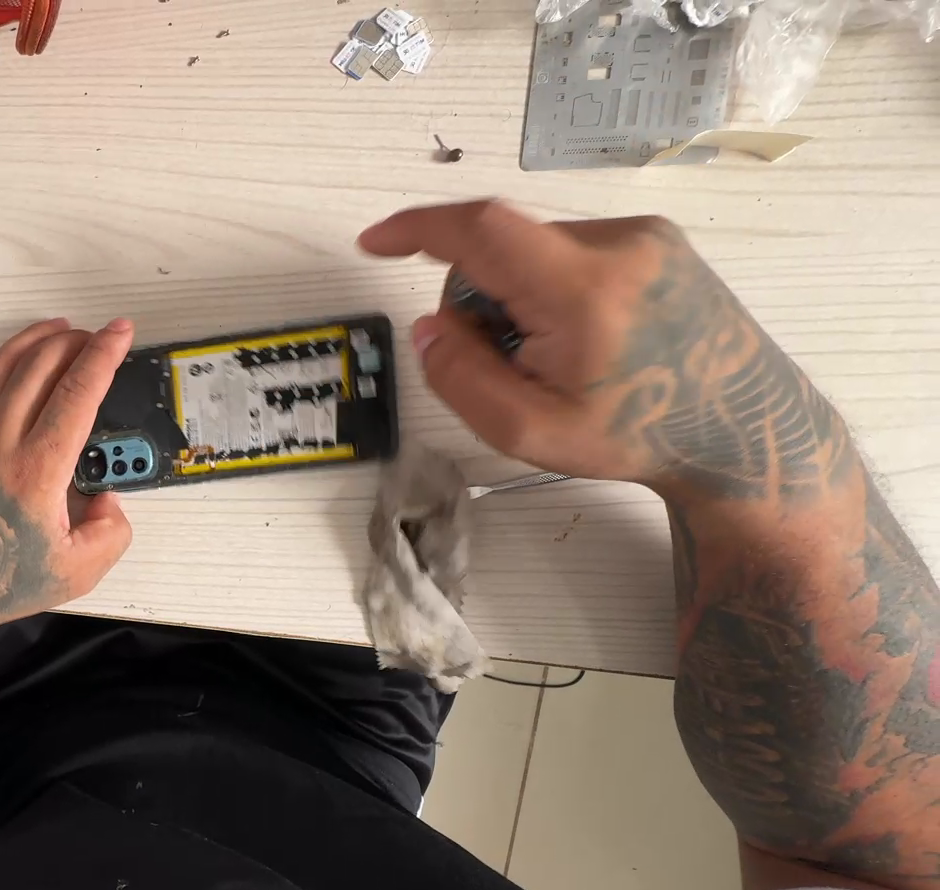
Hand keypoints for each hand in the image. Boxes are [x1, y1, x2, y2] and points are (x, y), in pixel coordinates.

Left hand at [0, 318, 135, 646]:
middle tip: (100, 336)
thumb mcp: (78, 572)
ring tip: (63, 330)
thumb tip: (106, 499)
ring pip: (5, 367)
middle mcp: (0, 442)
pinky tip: (19, 360)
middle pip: (40, 366)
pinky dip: (4, 361)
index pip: (77, 392)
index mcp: (37, 469)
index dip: (104, 355)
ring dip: (37, 340)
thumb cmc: (1, 583)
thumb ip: (112, 532)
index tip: (122, 331)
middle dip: (76, 341)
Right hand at [359, 200, 844, 500]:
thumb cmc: (631, 434)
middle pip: (495, 252)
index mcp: (583, 290)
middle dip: (473, 303)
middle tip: (503, 363)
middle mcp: (618, 244)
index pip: (483, 230)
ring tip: (549, 355)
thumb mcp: (521, 428)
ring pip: (523, 254)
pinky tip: (573, 337)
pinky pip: (557, 253)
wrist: (742, 427)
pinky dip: (539, 292)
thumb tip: (431, 326)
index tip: (373, 241)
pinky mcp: (654, 242)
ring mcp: (643, 237)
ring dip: (509, 301)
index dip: (417, 228)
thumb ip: (458, 376)